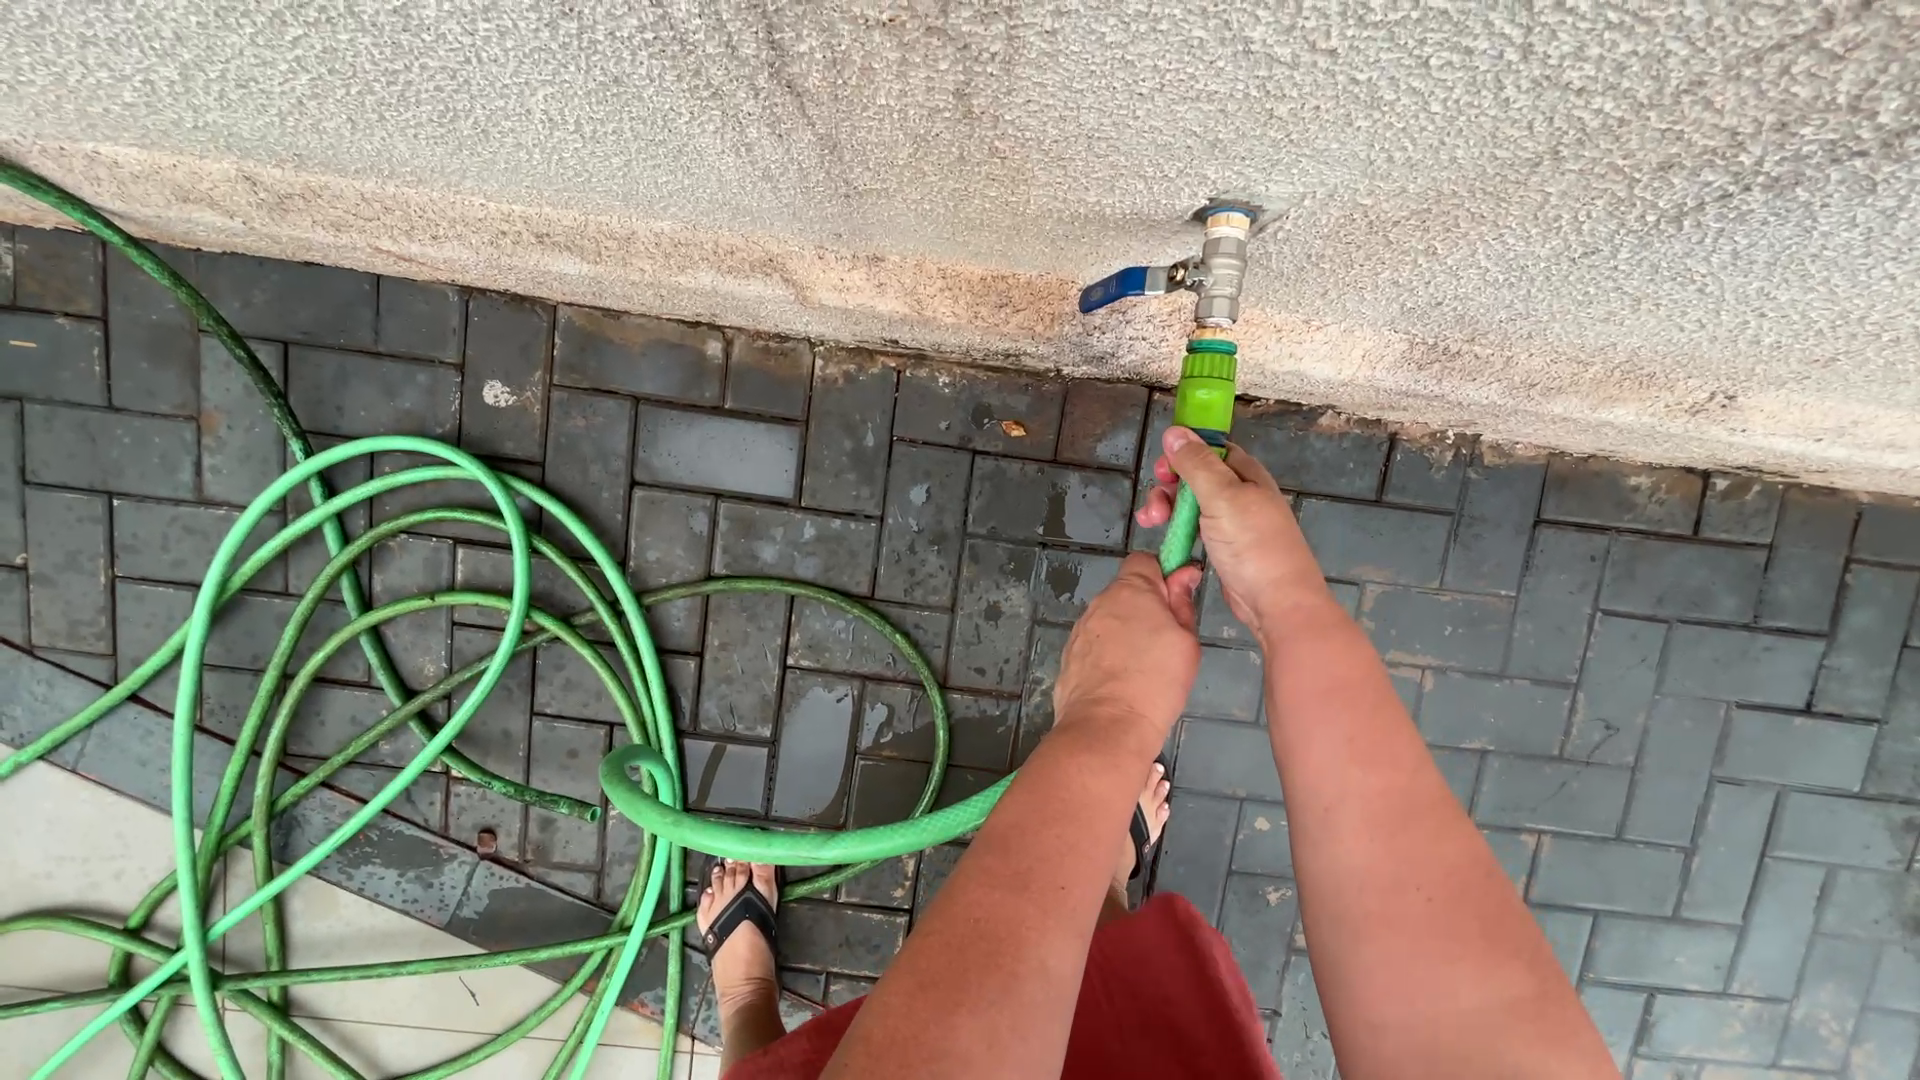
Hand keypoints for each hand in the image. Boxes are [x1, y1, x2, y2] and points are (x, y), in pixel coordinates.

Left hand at [1052, 553, 1200, 747]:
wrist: (1107, 725)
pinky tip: (1122, 680)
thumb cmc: (1156, 681)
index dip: (1162, 576)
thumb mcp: (1187, 641)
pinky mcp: (1069, 655)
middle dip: (1146, 608)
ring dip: (1126, 632)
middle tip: (1166, 642)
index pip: (1144, 561)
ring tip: (1144, 667)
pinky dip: (1109, 654)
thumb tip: (1183, 575)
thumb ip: (1182, 603)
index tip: (1176, 601)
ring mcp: (1080, 630)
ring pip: (1110, 620)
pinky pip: (1095, 644)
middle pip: (1126, 592)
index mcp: (1130, 590)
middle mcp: (1099, 603)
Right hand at [1135, 425, 1329, 635]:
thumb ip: (1197, 464)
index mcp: (1246, 474)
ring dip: (1167, 506)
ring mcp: (1231, 521)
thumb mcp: (1222, 497)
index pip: (1212, 448)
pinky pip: (1193, 527)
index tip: (1163, 467)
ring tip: (1151, 522)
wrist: (1275, 600)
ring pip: (1191, 502)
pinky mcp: (1222, 545)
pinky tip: (1162, 535)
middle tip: (1156, 502)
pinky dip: (1175, 527)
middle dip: (1170, 484)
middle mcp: (1240, 493)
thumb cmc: (1253, 545)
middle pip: (1196, 475)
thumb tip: (1175, 431)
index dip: (1185, 452)